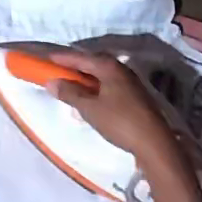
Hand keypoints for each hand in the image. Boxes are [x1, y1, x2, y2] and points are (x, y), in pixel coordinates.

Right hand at [45, 51, 177, 165]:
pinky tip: (90, 95)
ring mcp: (130, 81)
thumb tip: (51, 82)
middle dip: (75, 65)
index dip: (62, 58)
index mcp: (108, 66)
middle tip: (58, 69)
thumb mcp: (89, 108)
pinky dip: (96, 85)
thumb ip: (69, 93)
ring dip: (85, 76)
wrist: (155, 144)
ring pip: (102, 73)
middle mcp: (120, 68)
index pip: (80, 57)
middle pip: (92, 62)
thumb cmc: (119, 122)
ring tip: (71, 82)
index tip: (47, 58)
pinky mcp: (135, 95)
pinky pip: (109, 83)